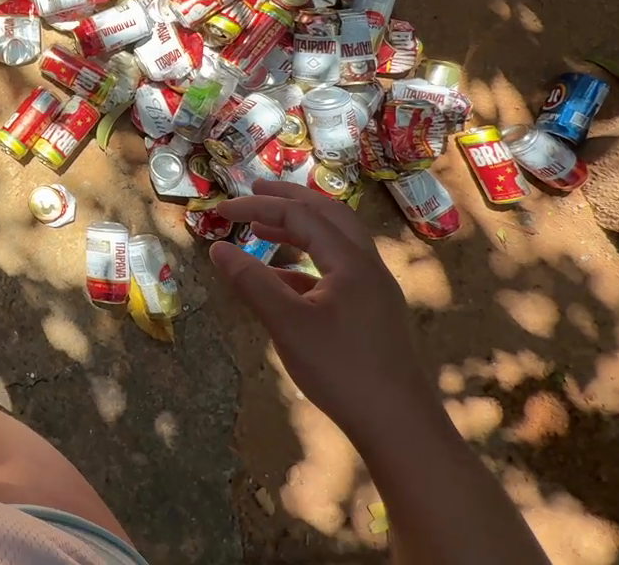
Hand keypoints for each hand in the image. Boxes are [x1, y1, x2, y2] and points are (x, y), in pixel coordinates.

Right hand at [210, 180, 439, 446]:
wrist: (401, 427)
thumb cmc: (342, 370)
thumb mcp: (286, 324)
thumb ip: (251, 282)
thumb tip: (217, 247)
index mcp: (351, 264)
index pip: (301, 217)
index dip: (258, 207)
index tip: (222, 210)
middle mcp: (369, 268)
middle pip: (330, 216)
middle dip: (290, 199)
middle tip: (254, 191)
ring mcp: (376, 291)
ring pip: (337, 241)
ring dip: (300, 227)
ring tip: (263, 228)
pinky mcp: (374, 313)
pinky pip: (339, 268)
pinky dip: (307, 258)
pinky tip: (283, 277)